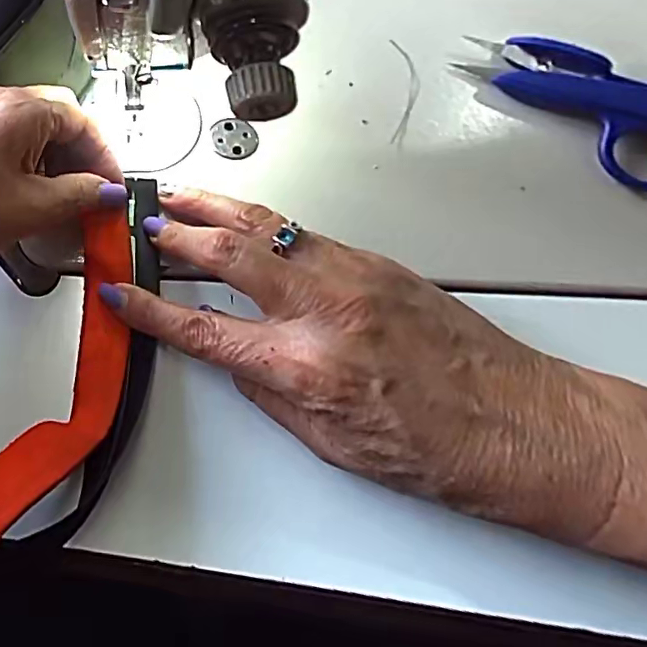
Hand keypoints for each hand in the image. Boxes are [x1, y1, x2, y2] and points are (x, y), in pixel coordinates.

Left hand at [0, 85, 125, 273]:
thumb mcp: (31, 209)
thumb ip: (80, 196)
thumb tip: (105, 192)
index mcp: (19, 110)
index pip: (83, 121)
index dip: (105, 157)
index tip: (112, 185)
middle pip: (61, 120)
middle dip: (83, 158)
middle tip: (94, 191)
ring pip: (36, 132)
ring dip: (58, 163)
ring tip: (65, 201)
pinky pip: (12, 143)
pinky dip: (32, 166)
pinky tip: (33, 198)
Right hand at [100, 188, 631, 543]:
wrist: (524, 424)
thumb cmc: (441, 450)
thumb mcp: (332, 444)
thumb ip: (271, 393)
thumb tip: (236, 359)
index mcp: (306, 365)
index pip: (203, 328)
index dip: (150, 310)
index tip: (122, 292)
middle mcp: (324, 308)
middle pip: (228, 254)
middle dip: (176, 233)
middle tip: (146, 222)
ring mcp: (353, 274)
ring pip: (266, 225)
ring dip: (215, 208)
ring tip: (182, 196)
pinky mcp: (375, 260)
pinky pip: (302, 230)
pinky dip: (262, 220)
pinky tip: (243, 218)